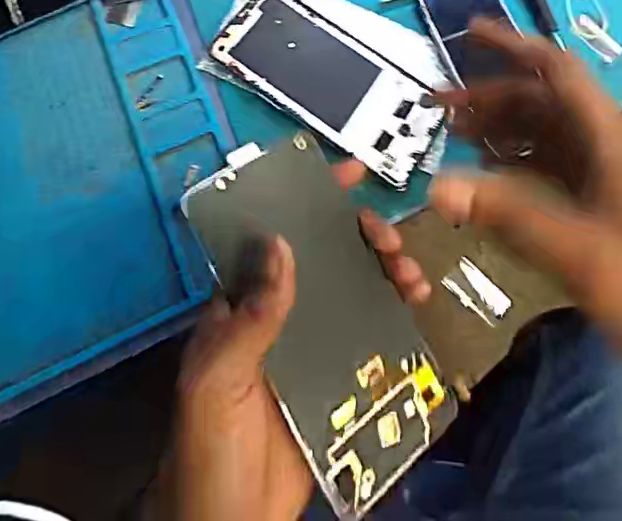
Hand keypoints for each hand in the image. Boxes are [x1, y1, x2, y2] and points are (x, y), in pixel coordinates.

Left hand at [156, 162, 427, 520]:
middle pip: (325, 255)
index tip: (345, 174)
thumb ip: (250, 316)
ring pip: (354, 286)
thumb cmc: (207, 447)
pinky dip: (394, 311)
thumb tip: (282, 244)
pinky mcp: (338, 375)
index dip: (306, 198)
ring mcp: (311, 342)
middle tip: (385, 238)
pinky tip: (414, 303)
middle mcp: (280, 312)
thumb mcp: (218, 378)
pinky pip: (371, 331)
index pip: (274, 235)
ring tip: (408, 271)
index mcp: (243, 302)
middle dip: (358, 233)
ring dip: (384, 268)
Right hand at [429, 20, 621, 407]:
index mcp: (612, 140)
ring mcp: (610, 175)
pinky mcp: (608, 203)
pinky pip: (555, 166)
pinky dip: (519, 161)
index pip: (558, 71)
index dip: (513, 45)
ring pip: (547, 134)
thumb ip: (508, 216)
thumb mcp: (582, 255)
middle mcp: (609, 147)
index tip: (470, 33)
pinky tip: (492, 173)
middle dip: (491, 95)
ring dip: (502, 128)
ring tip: (455, 135)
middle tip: (441, 107)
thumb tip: (436, 187)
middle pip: (544, 102)